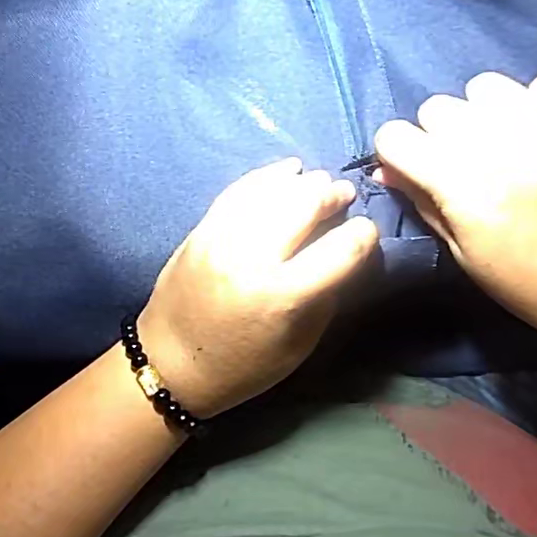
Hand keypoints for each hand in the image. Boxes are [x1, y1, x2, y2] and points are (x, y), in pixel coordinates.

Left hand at [138, 158, 380, 416]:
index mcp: (283, 296)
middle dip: (333, 195)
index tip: (366, 233)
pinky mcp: (202, 229)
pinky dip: (268, 176)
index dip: (365, 234)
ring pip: (273, 189)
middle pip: (306, 203)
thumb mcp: (301, 342)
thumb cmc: (245, 365)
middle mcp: (252, 258)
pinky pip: (240, 189)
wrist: (170, 365)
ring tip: (320, 184)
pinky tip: (288, 170)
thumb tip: (348, 249)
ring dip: (304, 182)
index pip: (342, 248)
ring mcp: (222, 237)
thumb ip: (329, 291)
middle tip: (344, 196)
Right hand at [373, 63, 536, 364]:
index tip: (416, 170)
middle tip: (470, 167)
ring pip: (486, 86)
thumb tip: (387, 172)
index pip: (395, 137)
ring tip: (510, 143)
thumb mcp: (468, 257)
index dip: (399, 155)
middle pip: (437, 108)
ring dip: (487, 114)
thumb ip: (425, 205)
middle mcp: (496, 145)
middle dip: (441, 136)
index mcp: (459, 185)